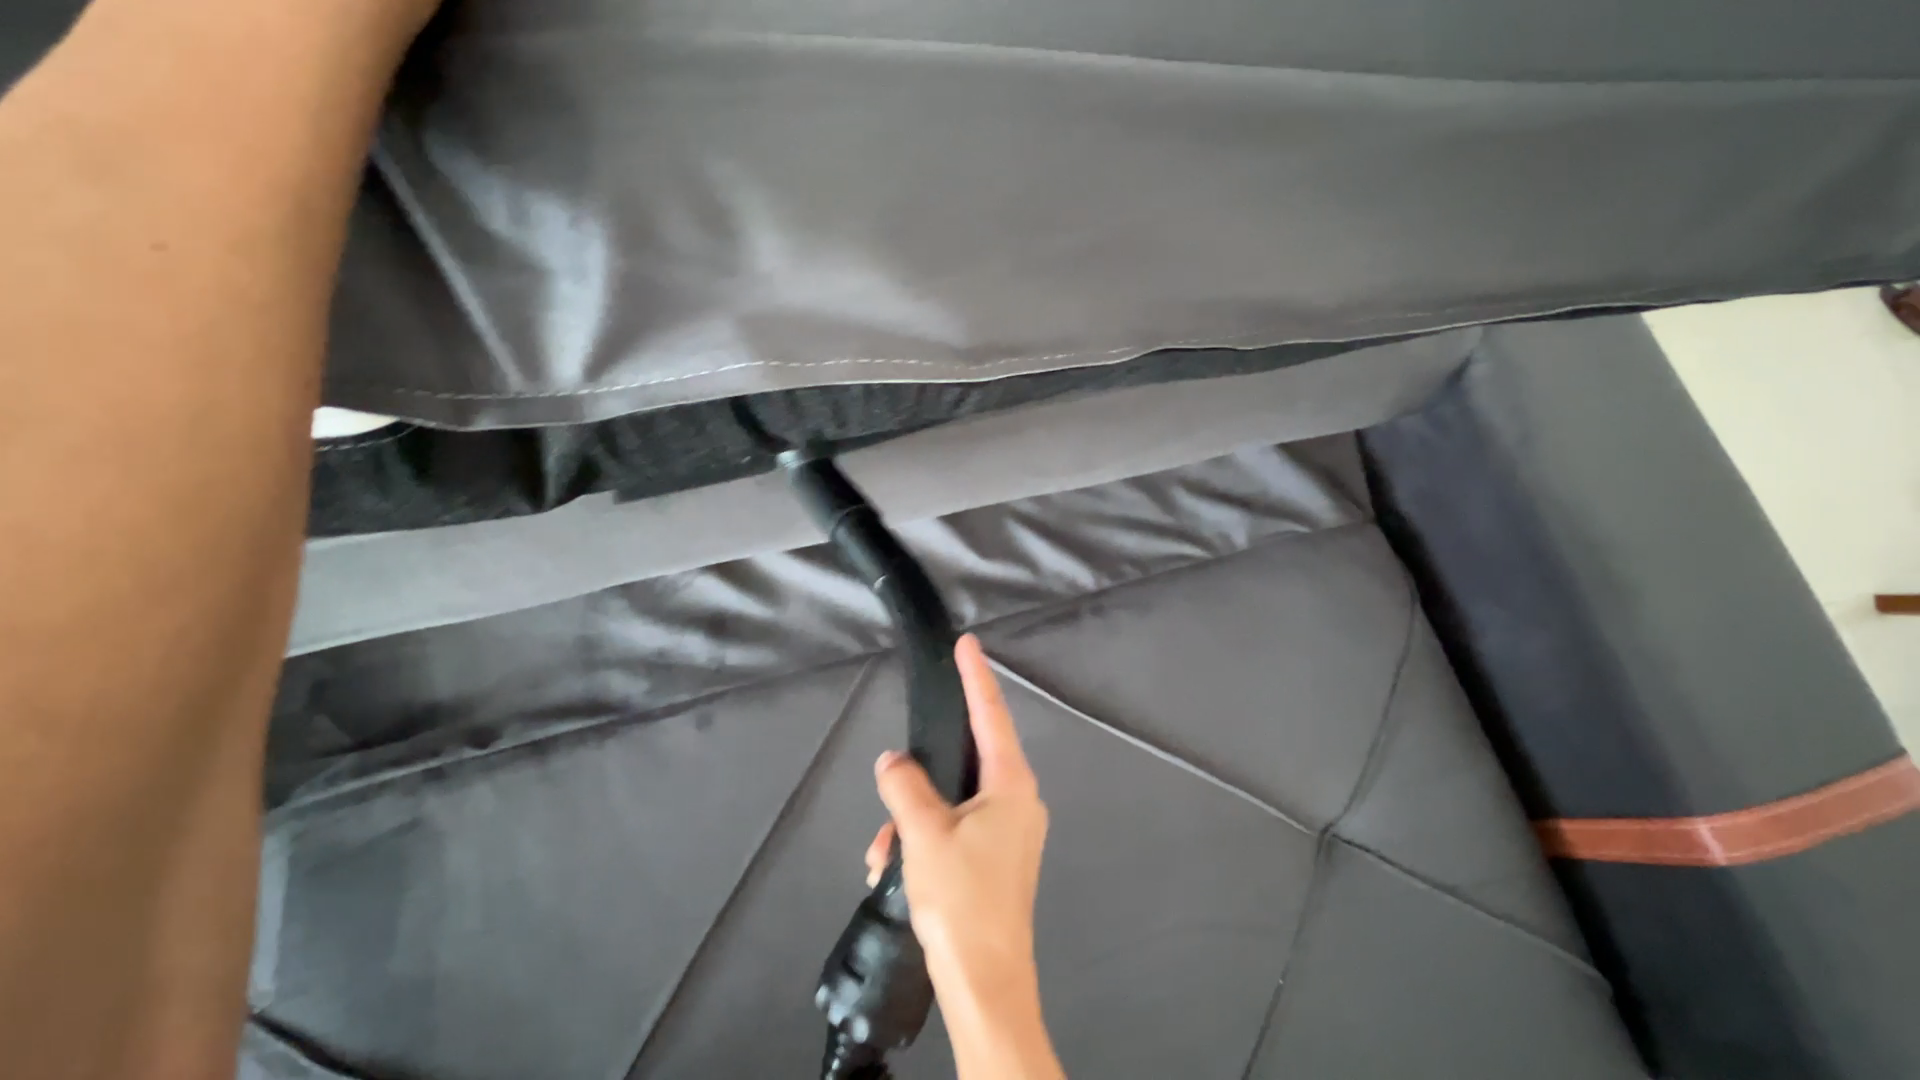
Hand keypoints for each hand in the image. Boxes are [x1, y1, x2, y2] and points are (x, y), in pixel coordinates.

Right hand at [864, 635, 1055, 1070]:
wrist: (984, 979)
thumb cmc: (964, 901)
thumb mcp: (924, 833)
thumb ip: (905, 786)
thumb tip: (893, 762)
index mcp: (1011, 785)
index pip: (990, 715)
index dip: (976, 676)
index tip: (968, 644)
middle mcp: (1016, 803)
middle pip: (961, 764)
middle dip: (916, 783)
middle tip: (891, 801)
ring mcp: (1008, 834)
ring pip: (948, 804)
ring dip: (911, 822)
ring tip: (887, 855)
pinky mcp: (994, 860)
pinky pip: (952, 832)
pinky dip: (922, 843)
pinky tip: (896, 868)